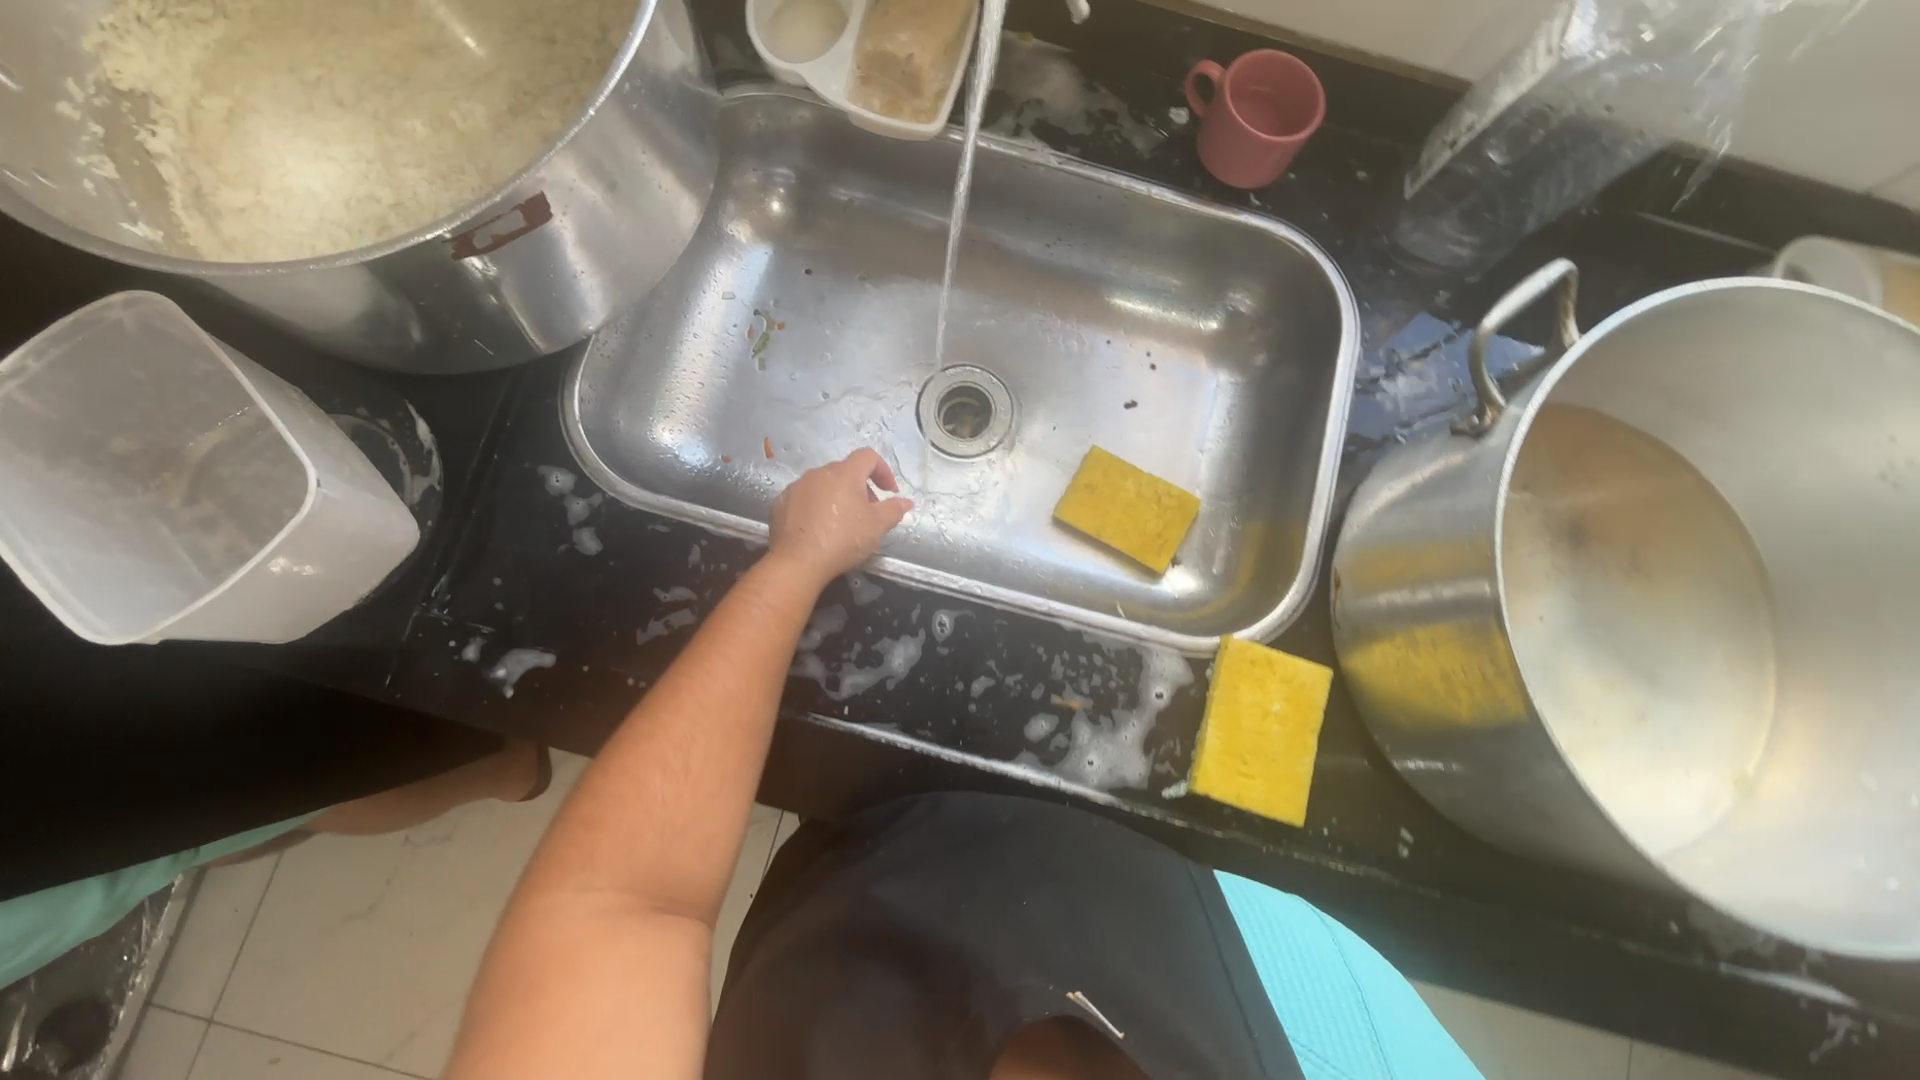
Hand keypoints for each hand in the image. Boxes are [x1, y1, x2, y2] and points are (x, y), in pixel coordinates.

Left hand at [768, 448, 912, 585]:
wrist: (798, 562)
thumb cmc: (843, 539)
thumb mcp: (877, 526)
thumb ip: (894, 510)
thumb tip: (906, 501)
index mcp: (845, 473)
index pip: (868, 457)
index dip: (883, 471)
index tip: (890, 492)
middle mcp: (819, 473)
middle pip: (846, 471)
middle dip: (861, 487)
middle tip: (869, 512)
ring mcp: (797, 487)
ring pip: (824, 484)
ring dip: (838, 497)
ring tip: (843, 522)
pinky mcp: (782, 503)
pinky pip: (805, 498)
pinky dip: (817, 507)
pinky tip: (819, 529)